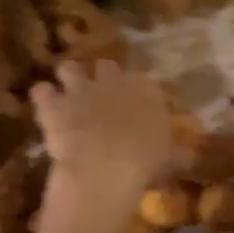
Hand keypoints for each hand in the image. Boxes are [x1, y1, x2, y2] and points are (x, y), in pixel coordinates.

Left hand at [31, 62, 178, 194]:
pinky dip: (42, 96)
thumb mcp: (172, 159)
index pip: (142, 79)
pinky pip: (41, 90)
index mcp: (145, 89)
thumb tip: (192, 156)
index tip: (136, 102)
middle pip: (105, 65)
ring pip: (69, 67)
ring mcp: (79, 89)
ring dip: (68, 78)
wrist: (105, 167)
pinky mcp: (52, 104)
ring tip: (68, 91)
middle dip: (102, 76)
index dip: (137, 89)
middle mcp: (112, 80)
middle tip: (101, 93)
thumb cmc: (146, 162)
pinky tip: (44, 105)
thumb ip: (179, 152)